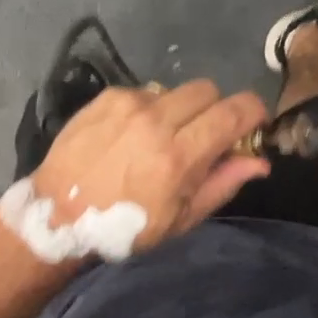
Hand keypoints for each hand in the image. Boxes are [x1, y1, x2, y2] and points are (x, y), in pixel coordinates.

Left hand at [31, 81, 269, 255]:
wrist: (58, 213)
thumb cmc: (125, 228)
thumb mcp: (180, 219)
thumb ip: (222, 184)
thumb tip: (259, 161)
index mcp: (178, 155)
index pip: (233, 112)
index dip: (254, 112)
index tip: (255, 122)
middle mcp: (156, 120)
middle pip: (208, 90)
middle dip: (215, 109)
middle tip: (204, 136)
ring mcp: (129, 103)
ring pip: (176, 89)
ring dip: (181, 110)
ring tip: (162, 138)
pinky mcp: (108, 96)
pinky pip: (145, 92)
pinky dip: (150, 109)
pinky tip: (133, 135)